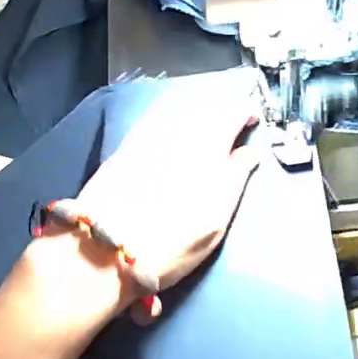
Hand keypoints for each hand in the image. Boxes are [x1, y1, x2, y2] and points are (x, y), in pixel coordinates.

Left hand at [0, 75, 263, 358]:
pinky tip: (172, 124)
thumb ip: (235, 178)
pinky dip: (169, 117)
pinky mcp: (123, 149)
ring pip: (177, 110)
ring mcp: (146, 139)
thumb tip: (248, 153)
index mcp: (205, 147)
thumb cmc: (170, 242)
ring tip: (207, 117)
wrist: (105, 250)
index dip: (245, 111)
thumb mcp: (216, 218)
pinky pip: (154, 121)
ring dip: (196, 110)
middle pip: (204, 107)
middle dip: (221, 108)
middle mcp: (175, 134)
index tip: (252, 117)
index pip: (230, 114)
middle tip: (232, 115)